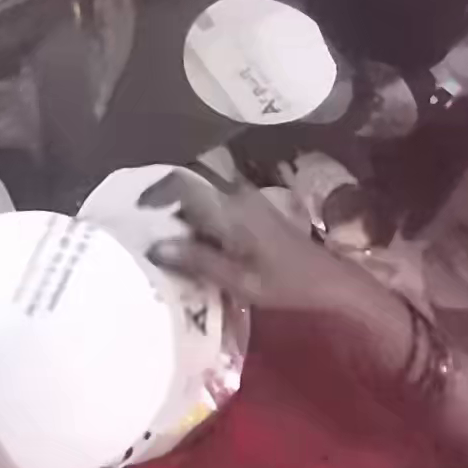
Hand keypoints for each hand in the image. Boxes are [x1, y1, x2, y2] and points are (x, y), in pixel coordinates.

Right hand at [142, 171, 381, 314]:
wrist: (331, 280)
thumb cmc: (288, 284)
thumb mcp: (240, 281)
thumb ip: (198, 261)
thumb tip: (154, 247)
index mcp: (231, 209)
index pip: (184, 184)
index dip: (156, 191)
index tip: (135, 209)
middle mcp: (236, 194)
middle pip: (191, 183)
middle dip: (166, 199)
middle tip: (145, 223)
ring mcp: (245, 197)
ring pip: (202, 191)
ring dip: (182, 208)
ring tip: (164, 233)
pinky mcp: (251, 205)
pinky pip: (215, 200)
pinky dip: (198, 214)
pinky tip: (192, 239)